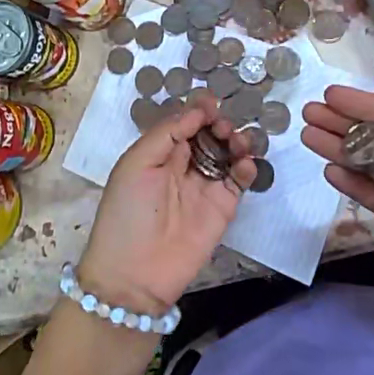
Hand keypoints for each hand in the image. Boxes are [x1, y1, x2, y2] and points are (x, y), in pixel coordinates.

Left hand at [79, 94, 256, 315]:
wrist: (134, 273)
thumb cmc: (127, 213)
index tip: (213, 101)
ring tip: (237, 141)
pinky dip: (246, 168)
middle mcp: (182, 166)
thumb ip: (166, 134)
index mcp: (157, 153)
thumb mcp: (136, 165)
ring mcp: (204, 187)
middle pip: (208, 135)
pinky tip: (244, 164)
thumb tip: (196, 111)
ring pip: (227, 154)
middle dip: (219, 124)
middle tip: (224, 124)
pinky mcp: (222, 209)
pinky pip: (238, 181)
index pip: (183, 123)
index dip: (198, 110)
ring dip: (236, 141)